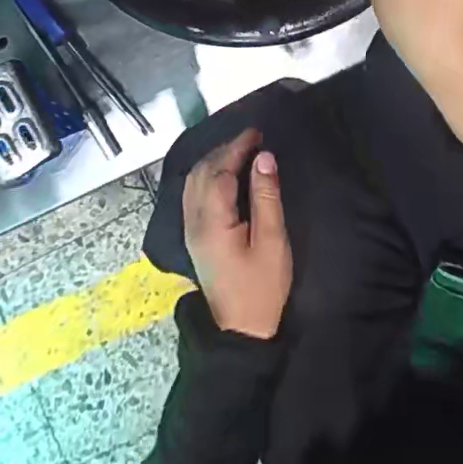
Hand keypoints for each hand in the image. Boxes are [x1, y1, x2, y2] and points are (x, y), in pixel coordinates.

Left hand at [181, 129, 292, 338]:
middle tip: (252, 138)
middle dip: (225, 149)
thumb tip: (264, 158)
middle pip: (202, 171)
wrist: (239, 331)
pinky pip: (193, 193)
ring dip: (214, 160)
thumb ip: (266, 198)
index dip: (237, 147)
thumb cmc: (261, 289)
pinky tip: (222, 173)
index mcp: (212, 220)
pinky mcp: (193, 236)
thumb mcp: (272, 243)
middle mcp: (194, 219)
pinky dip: (207, 175)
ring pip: (194, 181)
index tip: (257, 132)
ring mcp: (190, 228)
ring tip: (240, 151)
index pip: (220, 170)